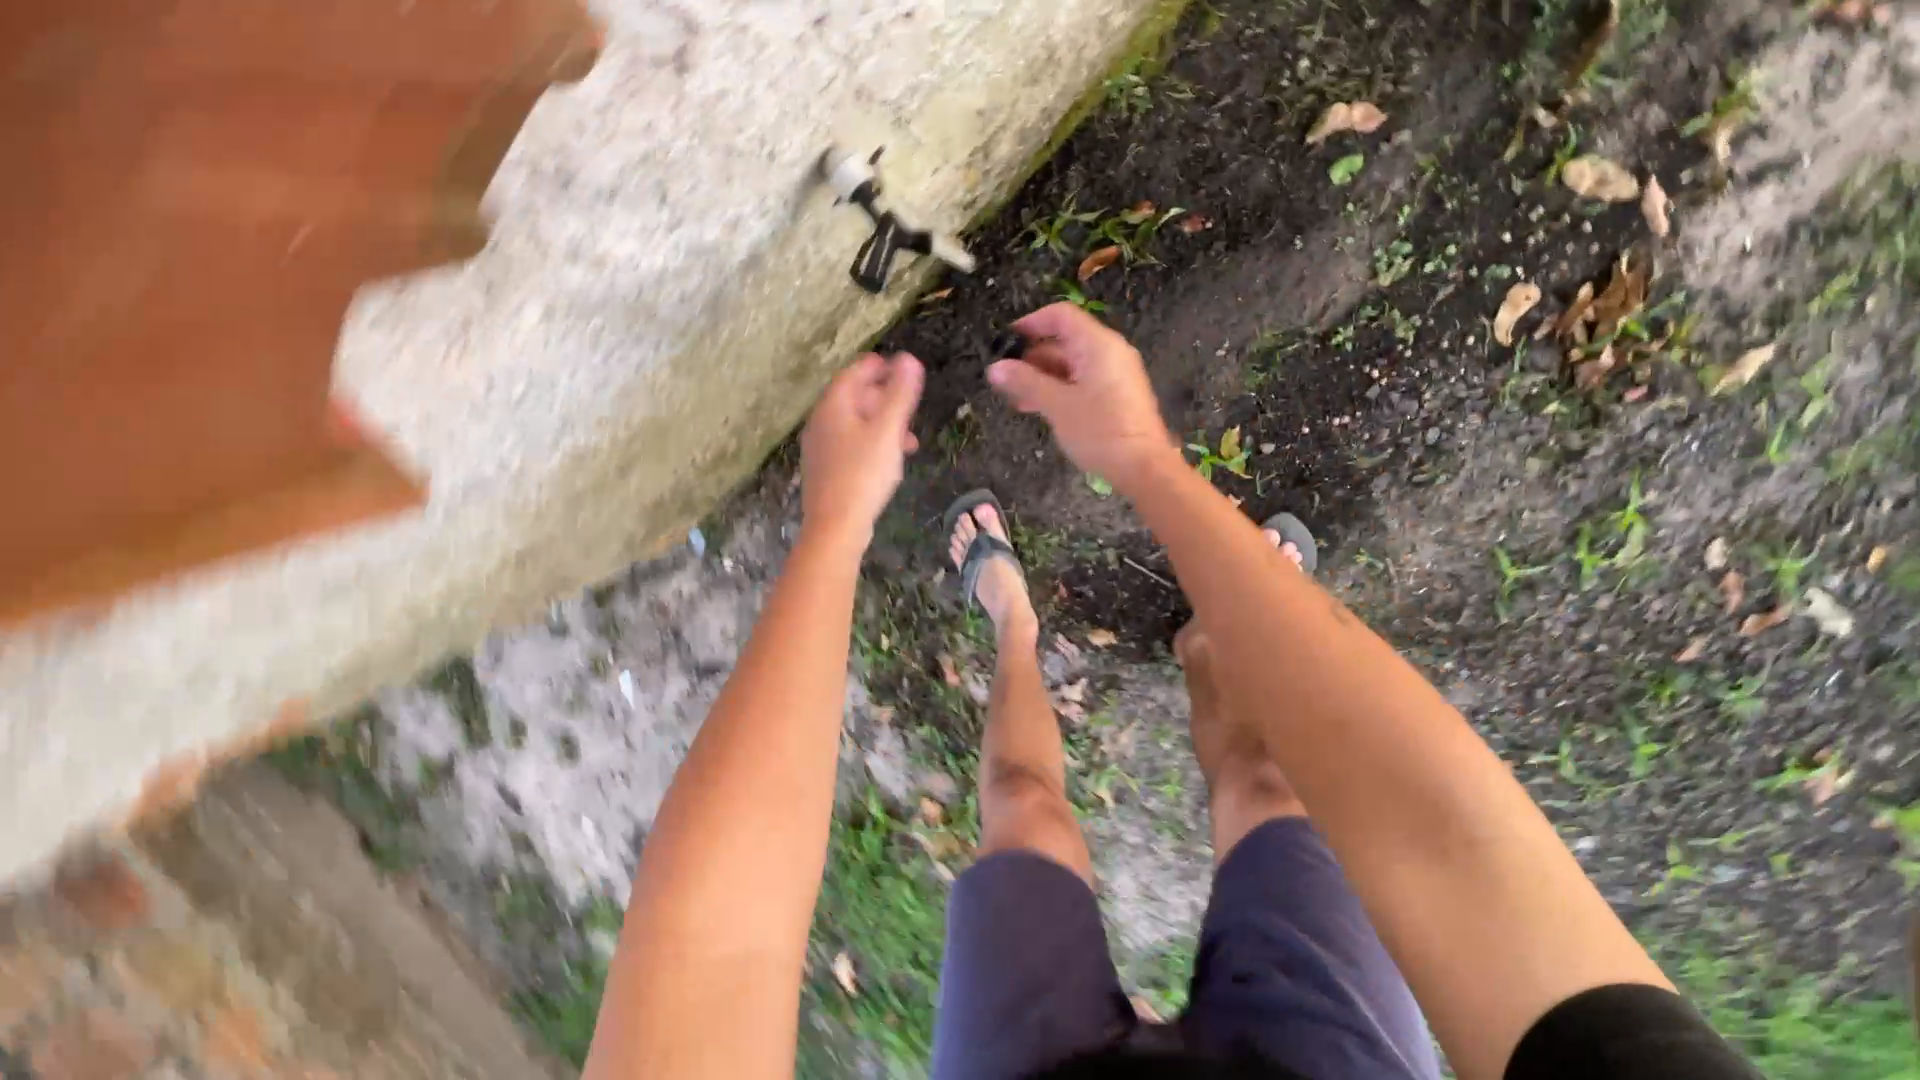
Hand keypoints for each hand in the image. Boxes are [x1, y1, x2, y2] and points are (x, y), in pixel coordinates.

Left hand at [800, 352, 923, 549]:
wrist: (835, 527)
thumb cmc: (863, 475)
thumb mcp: (888, 431)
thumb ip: (900, 394)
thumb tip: (909, 358)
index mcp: (833, 406)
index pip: (855, 372)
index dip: (880, 366)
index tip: (904, 368)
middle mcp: (820, 421)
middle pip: (854, 397)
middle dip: (885, 398)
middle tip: (911, 407)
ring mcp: (819, 447)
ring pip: (854, 423)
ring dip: (883, 424)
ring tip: (909, 440)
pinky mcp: (825, 469)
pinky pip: (850, 444)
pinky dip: (872, 443)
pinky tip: (890, 461)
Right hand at [987, 304, 1176, 490]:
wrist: (1143, 467)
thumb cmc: (1100, 431)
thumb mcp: (1057, 405)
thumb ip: (1025, 382)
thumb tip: (995, 368)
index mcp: (1098, 345)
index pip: (1060, 315)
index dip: (1030, 323)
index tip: (1005, 342)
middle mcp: (1109, 352)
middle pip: (1064, 340)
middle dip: (1032, 357)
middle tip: (1005, 378)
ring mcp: (1114, 374)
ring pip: (1071, 364)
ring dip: (1042, 377)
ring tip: (1016, 397)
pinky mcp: (1115, 395)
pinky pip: (1081, 381)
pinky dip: (1059, 389)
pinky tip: (1038, 407)